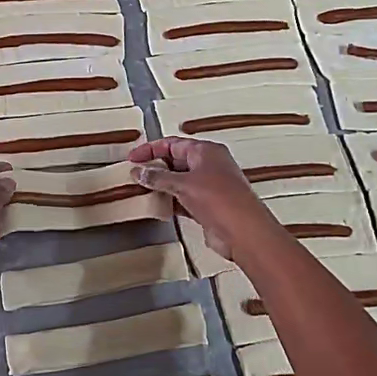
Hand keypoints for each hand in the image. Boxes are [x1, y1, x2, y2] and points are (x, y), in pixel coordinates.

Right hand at [128, 138, 273, 258]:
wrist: (243, 232)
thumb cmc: (220, 199)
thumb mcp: (183, 184)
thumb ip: (159, 178)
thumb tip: (140, 172)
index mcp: (206, 151)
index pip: (173, 143)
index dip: (151, 149)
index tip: (133, 158)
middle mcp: (209, 165)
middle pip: (176, 161)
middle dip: (155, 167)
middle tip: (135, 174)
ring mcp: (210, 186)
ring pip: (179, 181)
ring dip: (162, 185)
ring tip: (141, 190)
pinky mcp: (208, 206)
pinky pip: (184, 198)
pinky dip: (171, 201)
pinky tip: (158, 205)